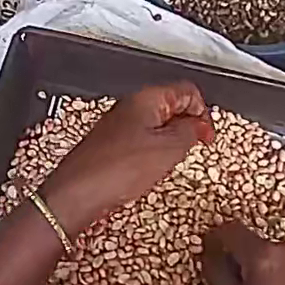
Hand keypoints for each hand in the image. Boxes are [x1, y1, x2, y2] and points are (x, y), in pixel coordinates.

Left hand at [43, 82, 214, 233]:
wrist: (77, 193)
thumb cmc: (118, 169)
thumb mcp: (169, 149)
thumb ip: (190, 131)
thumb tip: (198, 125)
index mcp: (147, 99)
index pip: (187, 91)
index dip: (203, 113)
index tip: (207, 136)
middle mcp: (130, 107)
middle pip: (171, 107)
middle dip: (187, 127)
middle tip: (192, 150)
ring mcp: (118, 125)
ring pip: (156, 126)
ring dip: (170, 142)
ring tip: (169, 163)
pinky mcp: (110, 145)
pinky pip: (140, 142)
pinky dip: (152, 153)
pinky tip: (149, 171)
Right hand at [200, 221, 284, 284]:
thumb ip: (216, 270)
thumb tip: (210, 250)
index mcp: (262, 256)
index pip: (231, 230)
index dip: (215, 236)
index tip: (207, 248)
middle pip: (252, 242)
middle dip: (238, 257)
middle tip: (230, 284)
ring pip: (270, 253)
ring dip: (258, 266)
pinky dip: (275, 274)